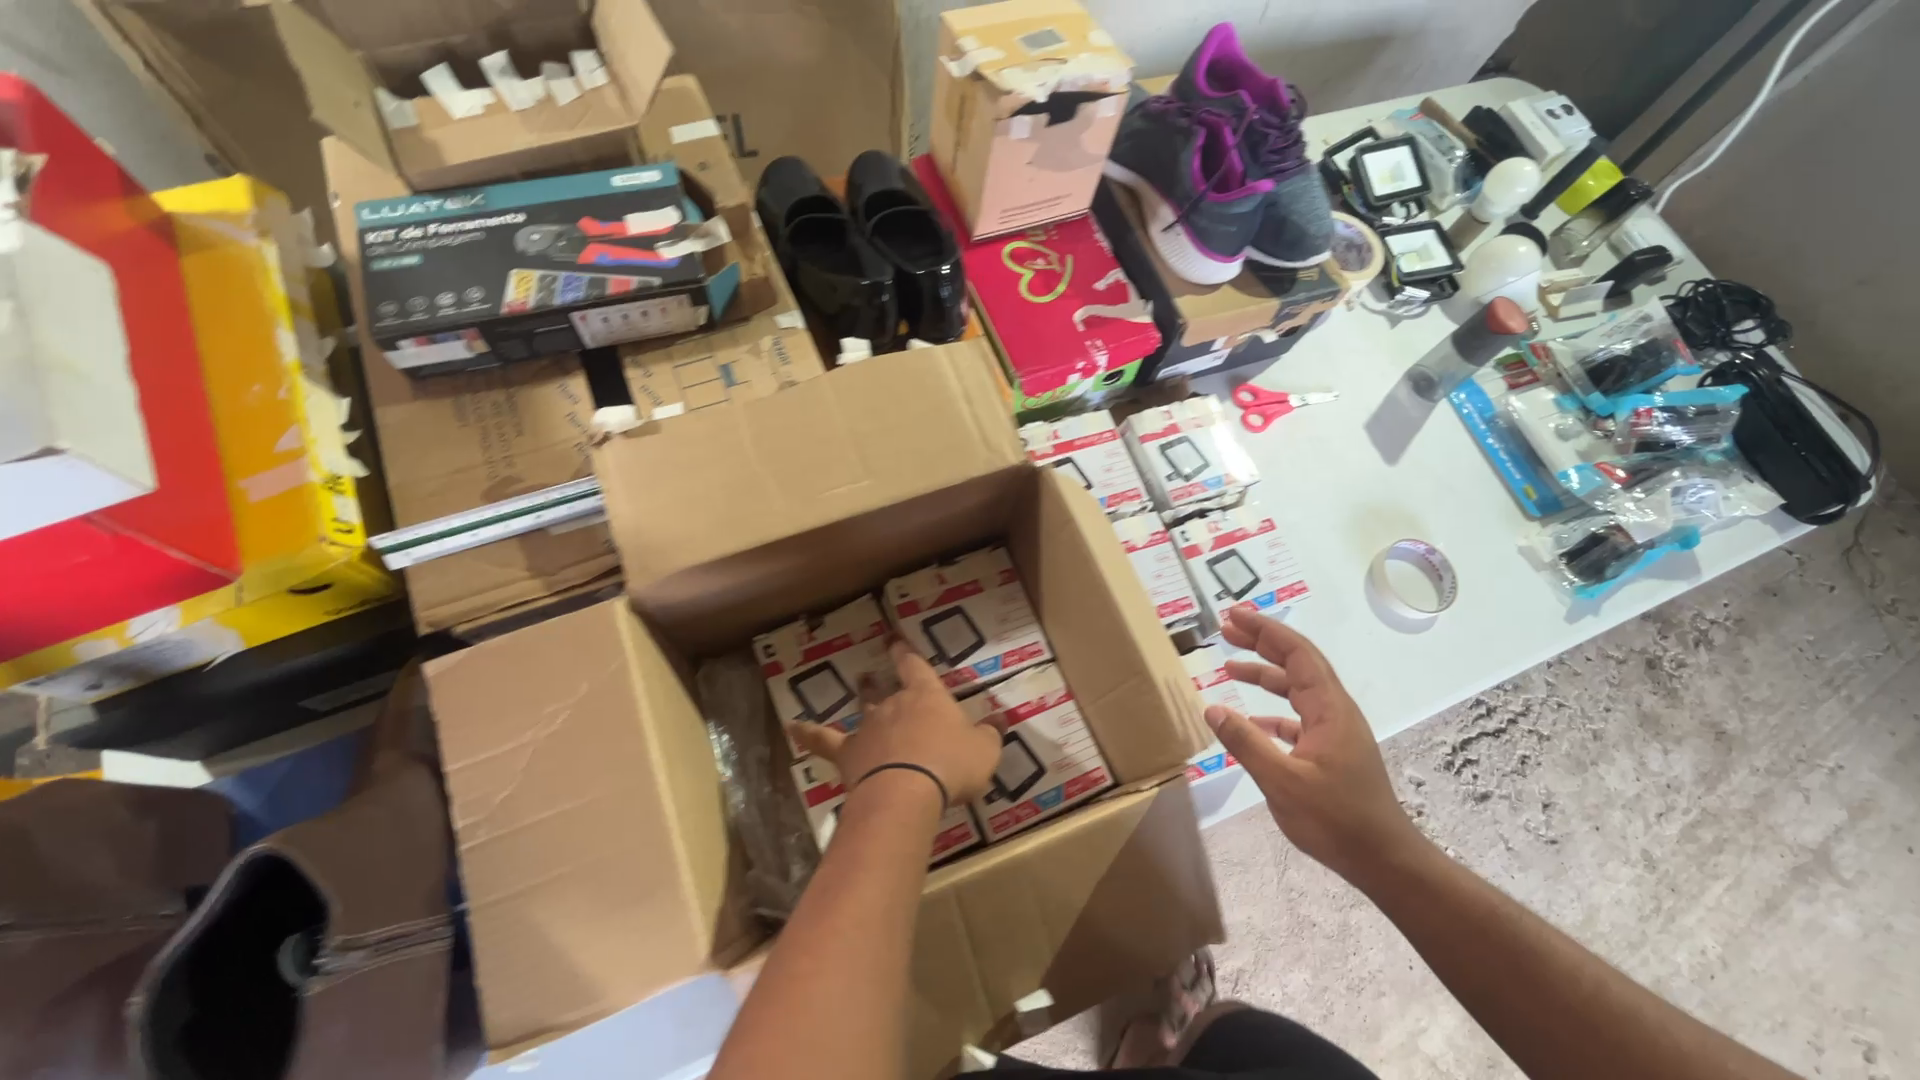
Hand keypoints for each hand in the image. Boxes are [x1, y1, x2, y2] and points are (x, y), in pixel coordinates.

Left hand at [789, 641, 1002, 808]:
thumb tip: (998, 722)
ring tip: (859, 685)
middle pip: (887, 689)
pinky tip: (792, 727)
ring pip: (863, 710)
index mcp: (927, 697)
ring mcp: (868, 728)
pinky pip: (824, 741)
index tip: (895, 639)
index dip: (906, 653)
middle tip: (873, 673)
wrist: (907, 791)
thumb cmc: (951, 765)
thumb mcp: (984, 751)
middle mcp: (894, 705)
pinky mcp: (848, 754)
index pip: (915, 666)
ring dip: (862, 698)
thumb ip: (989, 734)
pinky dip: (807, 733)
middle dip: (882, 681)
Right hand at [1205, 607, 1422, 883]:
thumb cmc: (1336, 820)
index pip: (1297, 654)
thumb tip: (1213, 708)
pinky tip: (1248, 721)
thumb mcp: (1283, 781)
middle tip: (1226, 630)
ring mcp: (1335, 733)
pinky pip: (1297, 718)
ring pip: (1298, 690)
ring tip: (1230, 667)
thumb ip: (1246, 743)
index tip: (1234, 616)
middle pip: (1298, 664)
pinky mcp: (1330, 753)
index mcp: (1330, 710)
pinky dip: (1271, 712)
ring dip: (1266, 675)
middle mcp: (1335, 712)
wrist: (1382, 859)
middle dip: (1262, 643)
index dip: (1265, 631)